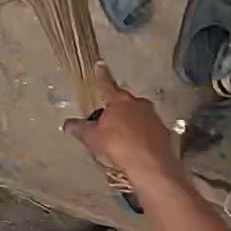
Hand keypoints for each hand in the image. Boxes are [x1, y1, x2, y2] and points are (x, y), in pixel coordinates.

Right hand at [64, 63, 180, 187]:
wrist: (151, 165)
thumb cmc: (120, 147)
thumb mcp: (92, 138)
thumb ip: (79, 128)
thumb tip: (67, 124)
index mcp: (120, 101)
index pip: (106, 85)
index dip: (101, 75)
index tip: (100, 65)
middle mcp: (139, 104)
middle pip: (123, 101)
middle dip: (114, 108)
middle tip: (106, 121)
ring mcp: (153, 116)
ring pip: (136, 114)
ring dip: (128, 122)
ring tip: (119, 138)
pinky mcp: (163, 130)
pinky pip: (147, 128)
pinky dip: (139, 133)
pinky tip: (133, 146)